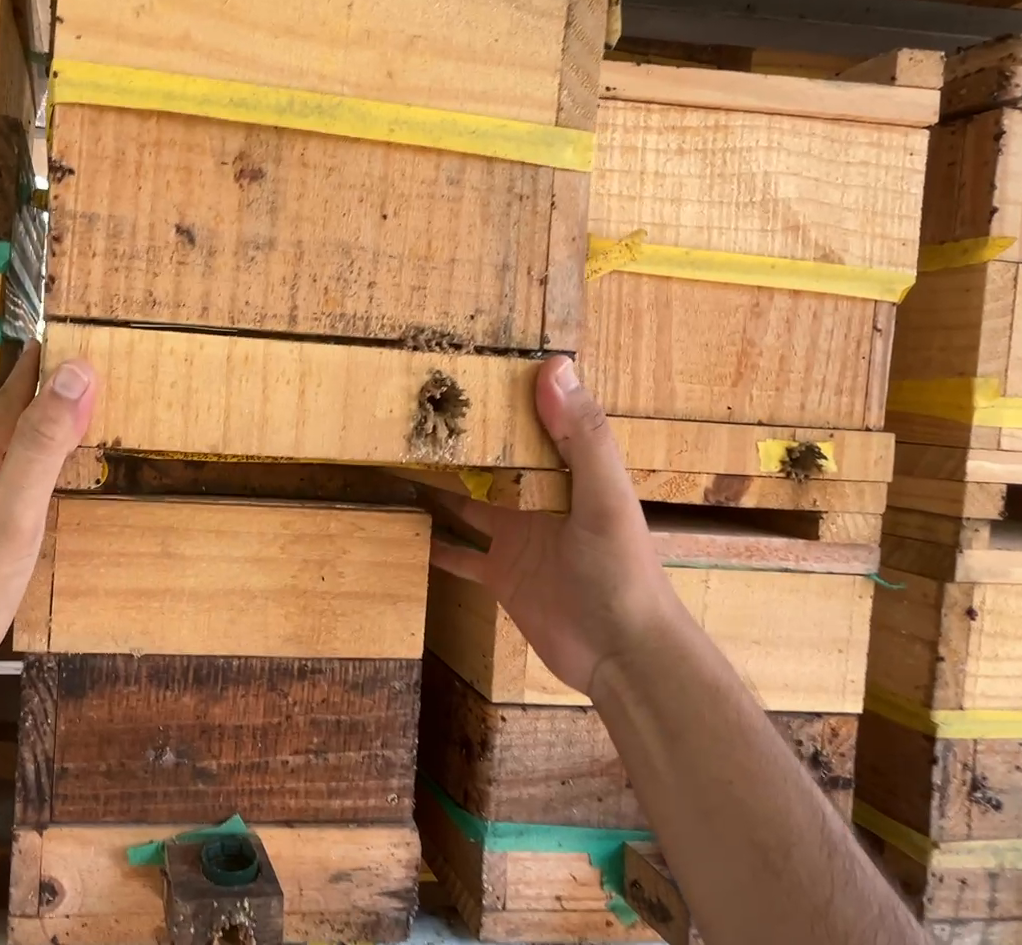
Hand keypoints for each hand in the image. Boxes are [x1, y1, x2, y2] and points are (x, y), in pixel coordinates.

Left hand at [0, 342, 94, 707]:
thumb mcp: (11, 512)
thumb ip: (42, 444)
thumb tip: (76, 370)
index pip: (12, 398)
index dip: (40, 365)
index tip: (67, 332)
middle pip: (10, 427)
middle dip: (45, 398)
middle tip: (86, 378)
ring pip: (8, 464)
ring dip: (39, 440)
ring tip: (72, 429)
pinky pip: (9, 499)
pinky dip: (34, 484)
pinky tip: (44, 500)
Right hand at [427, 355, 679, 695]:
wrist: (621, 656)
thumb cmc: (620, 572)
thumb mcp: (604, 499)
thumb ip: (582, 437)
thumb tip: (555, 366)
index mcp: (569, 477)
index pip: (534, 427)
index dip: (505, 402)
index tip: (465, 373)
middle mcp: (540, 503)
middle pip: (495, 465)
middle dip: (463, 444)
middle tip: (413, 418)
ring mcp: (516, 541)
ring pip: (469, 506)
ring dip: (440, 489)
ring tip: (400, 464)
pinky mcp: (499, 576)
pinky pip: (460, 555)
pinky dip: (435, 543)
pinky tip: (406, 527)